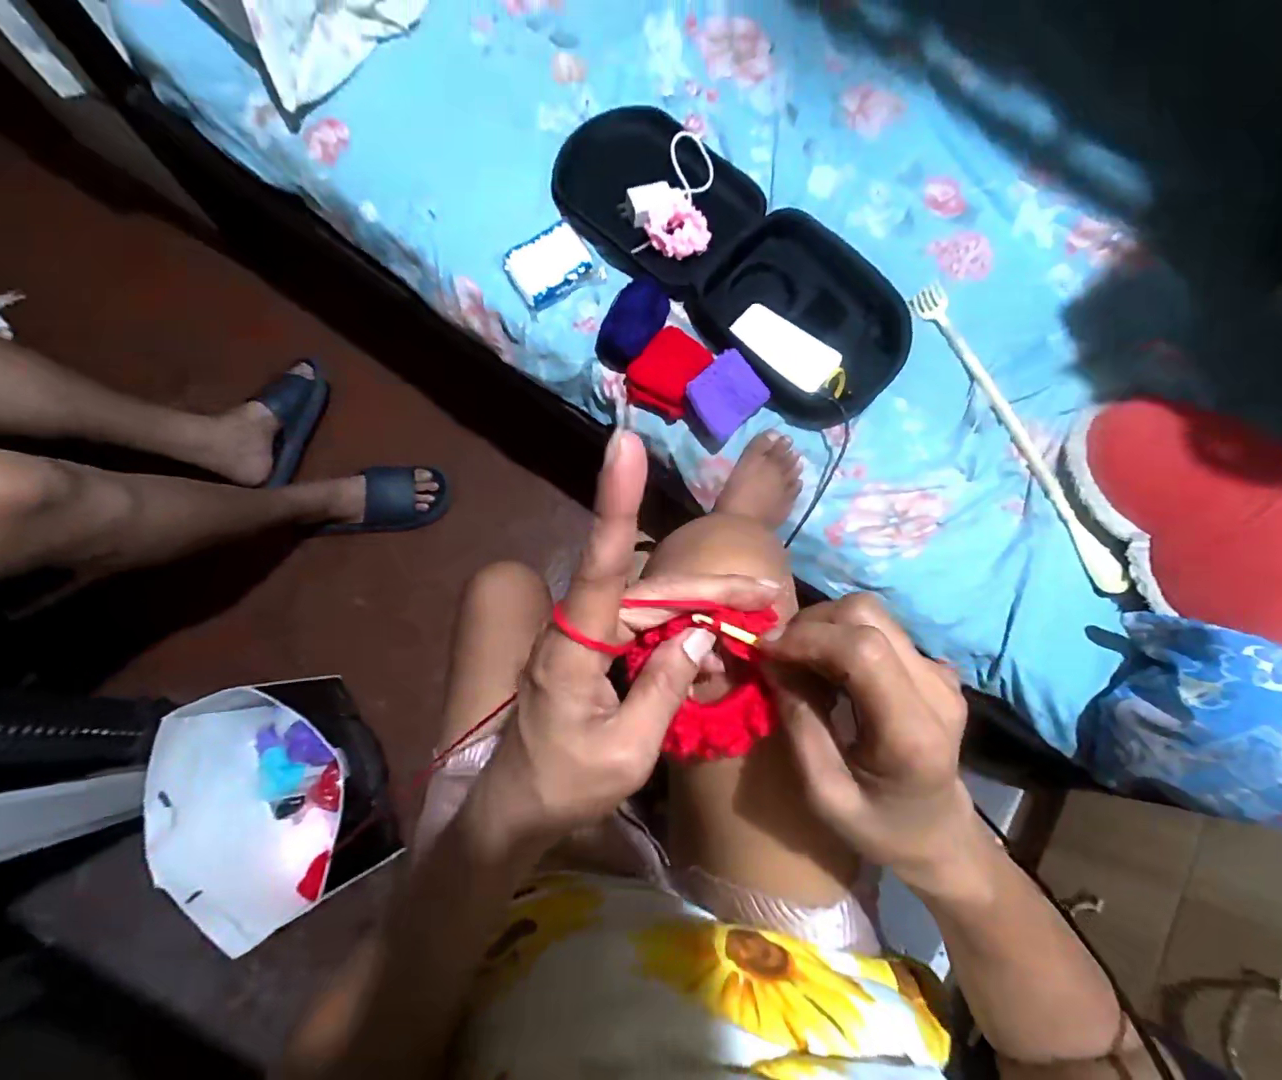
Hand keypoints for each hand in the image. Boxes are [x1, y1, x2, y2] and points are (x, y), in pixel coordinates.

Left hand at [469, 431, 778, 856]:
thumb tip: (702, 631)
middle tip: (766, 594)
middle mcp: (574, 629)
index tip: (624, 448)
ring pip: (647, 605)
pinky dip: (677, 631)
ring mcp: (579, 636)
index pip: (600, 565)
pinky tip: (712, 640)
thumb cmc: (565, 788)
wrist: (515, 810)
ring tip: (753, 617)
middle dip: (708, 587)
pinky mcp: (588, 648)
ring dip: (699, 609)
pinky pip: (638, 626)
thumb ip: (666, 688)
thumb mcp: (627, 753)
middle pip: (647, 589)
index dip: (615, 504)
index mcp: (572, 650)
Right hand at [762, 593, 979, 886]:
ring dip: (825, 626)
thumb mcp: (824, 792)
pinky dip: (843, 635)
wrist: (940, 835)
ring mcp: (940, 675)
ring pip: (873, 613)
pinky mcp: (935, 668)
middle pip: (867, 616)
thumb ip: (800, 723)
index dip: (807, 638)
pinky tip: (828, 668)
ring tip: (799, 660)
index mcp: (910, 733)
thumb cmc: (879, 827)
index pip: (862, 651)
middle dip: (811, 624)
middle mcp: (935, 692)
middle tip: (778, 654)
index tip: (764, 650)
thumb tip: (772, 662)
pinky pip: (881, 629)